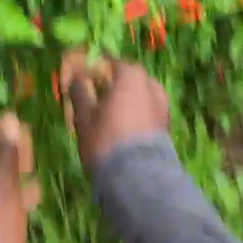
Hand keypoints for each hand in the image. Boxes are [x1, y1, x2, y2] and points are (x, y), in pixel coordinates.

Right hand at [59, 50, 169, 168]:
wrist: (139, 179)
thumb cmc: (106, 139)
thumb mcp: (84, 115)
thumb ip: (79, 92)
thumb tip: (76, 77)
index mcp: (130, 75)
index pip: (111, 62)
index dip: (96, 68)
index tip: (85, 75)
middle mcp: (150, 84)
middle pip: (128, 78)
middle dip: (113, 85)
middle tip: (96, 96)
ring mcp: (162, 106)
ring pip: (139, 96)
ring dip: (126, 101)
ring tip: (109, 115)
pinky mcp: (166, 127)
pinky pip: (146, 112)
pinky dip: (135, 115)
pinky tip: (123, 129)